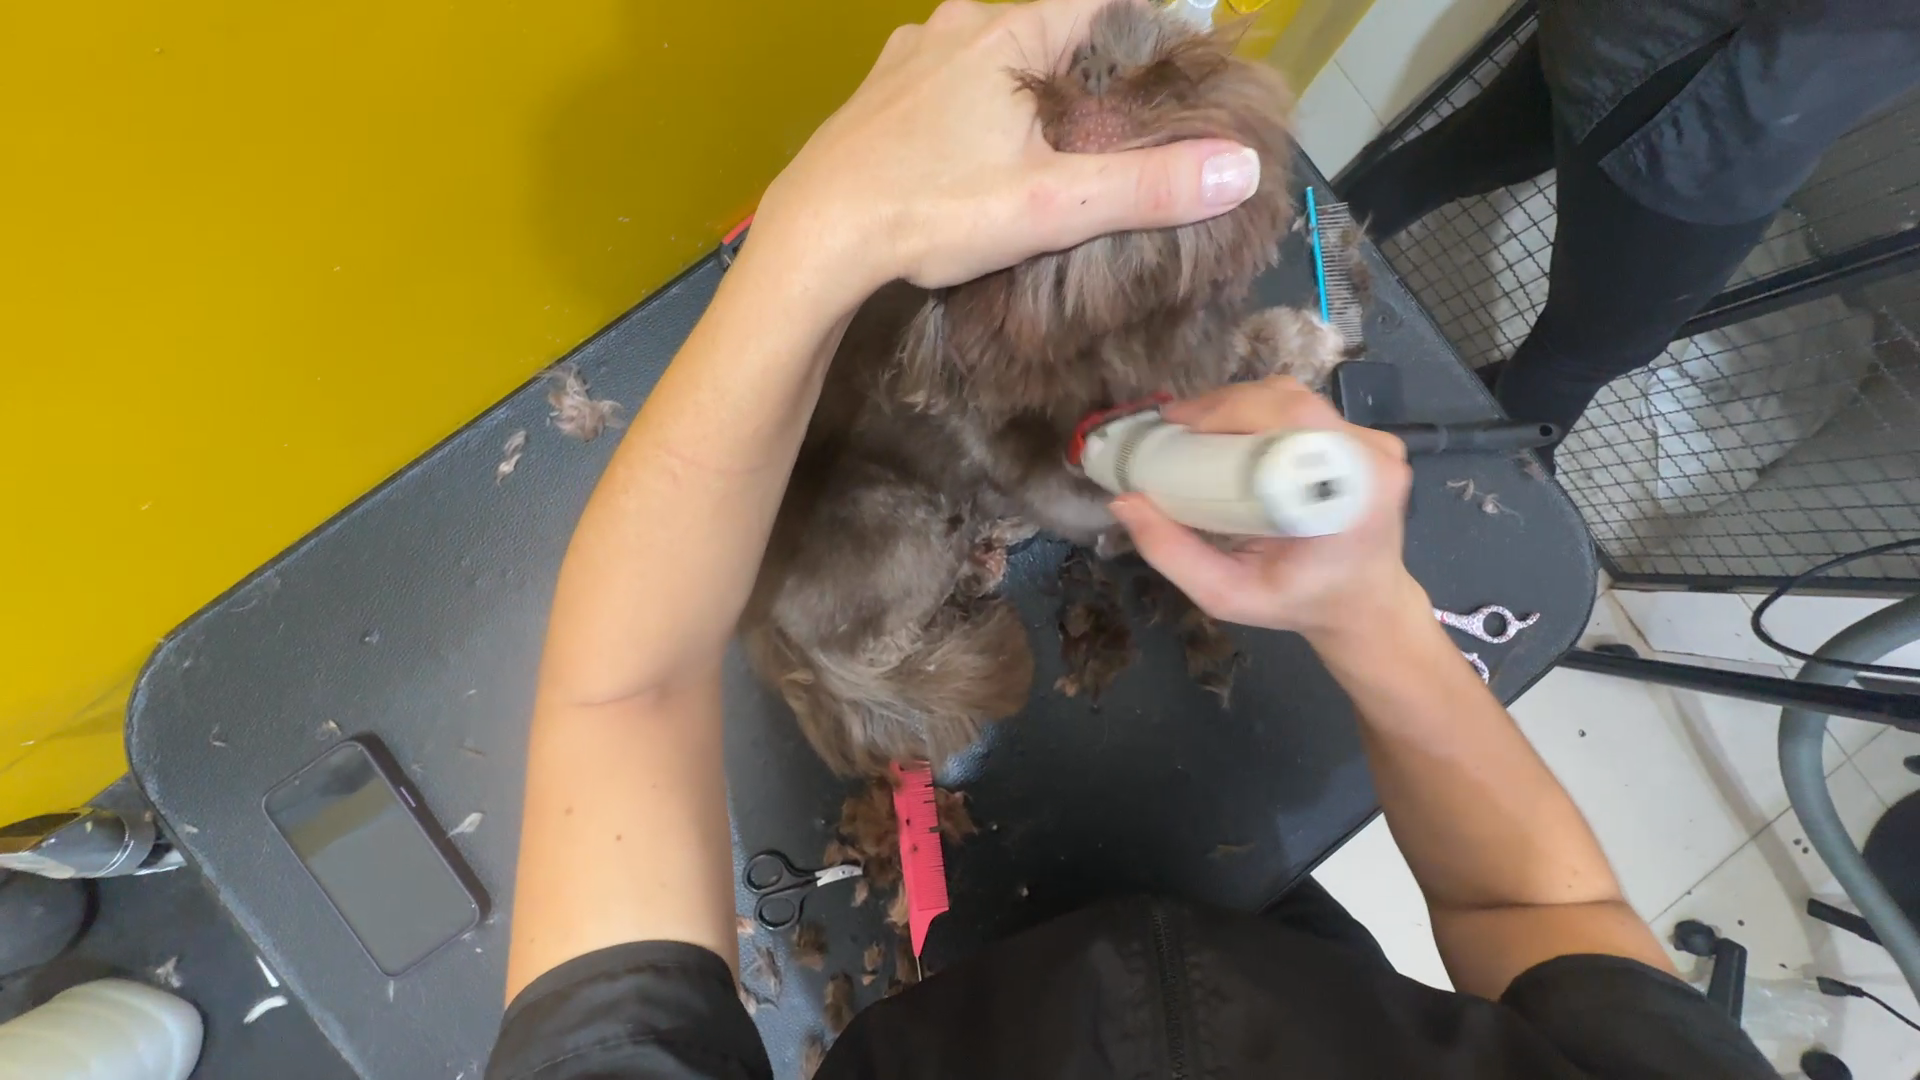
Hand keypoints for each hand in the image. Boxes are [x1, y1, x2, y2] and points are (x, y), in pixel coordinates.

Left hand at [751, 0, 1262, 304]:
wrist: (818, 236)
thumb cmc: (933, 211)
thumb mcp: (1049, 206)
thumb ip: (1144, 188)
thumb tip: (1240, 171)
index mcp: (1011, 35)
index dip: (1139, 26)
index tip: (1160, 74)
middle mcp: (957, 27)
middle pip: (1044, 30)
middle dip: (1078, 73)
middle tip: (1098, 134)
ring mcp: (907, 59)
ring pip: (986, 57)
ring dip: (1016, 91)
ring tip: (1033, 150)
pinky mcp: (874, 97)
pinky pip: (938, 85)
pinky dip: (964, 107)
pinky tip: (962, 152)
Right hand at [1109, 377, 1422, 644]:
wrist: (1361, 605)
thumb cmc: (1295, 601)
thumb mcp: (1225, 593)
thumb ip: (1173, 553)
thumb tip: (1124, 501)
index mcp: (1351, 494)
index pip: (1292, 421)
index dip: (1230, 411)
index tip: (1179, 427)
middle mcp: (1371, 457)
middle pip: (1290, 400)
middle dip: (1223, 404)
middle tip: (1175, 427)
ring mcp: (1375, 444)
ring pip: (1296, 398)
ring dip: (1239, 405)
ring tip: (1196, 429)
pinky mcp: (1366, 441)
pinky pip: (1305, 411)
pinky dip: (1259, 413)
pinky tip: (1229, 434)